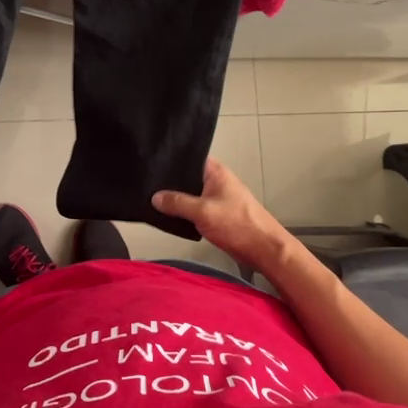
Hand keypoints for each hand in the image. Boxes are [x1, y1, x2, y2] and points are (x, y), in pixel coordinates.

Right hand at [152, 158, 298, 273]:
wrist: (263, 249)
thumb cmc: (237, 224)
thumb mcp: (202, 211)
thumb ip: (177, 203)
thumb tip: (154, 197)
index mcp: (215, 171)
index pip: (187, 158)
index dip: (169, 160)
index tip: (148, 162)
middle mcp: (215, 181)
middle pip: (186, 177)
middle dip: (168, 182)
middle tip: (143, 182)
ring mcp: (216, 198)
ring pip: (189, 194)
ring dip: (175, 199)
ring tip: (148, 197)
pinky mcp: (216, 214)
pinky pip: (194, 208)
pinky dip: (182, 211)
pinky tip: (166, 214)